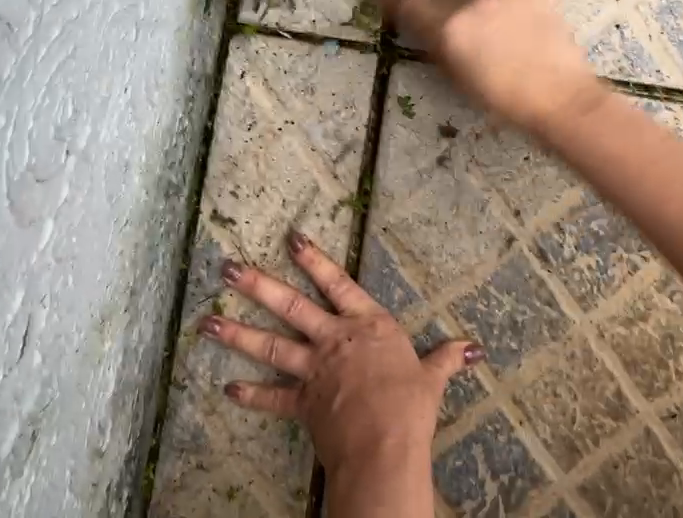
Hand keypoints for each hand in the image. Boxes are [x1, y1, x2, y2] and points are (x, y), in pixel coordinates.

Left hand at [201, 230, 482, 478]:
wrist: (385, 446)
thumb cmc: (410, 406)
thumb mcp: (432, 377)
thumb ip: (447, 357)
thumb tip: (475, 348)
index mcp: (367, 324)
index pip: (337, 283)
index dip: (314, 259)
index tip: (291, 238)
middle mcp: (334, 339)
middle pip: (291, 306)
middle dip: (258, 285)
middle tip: (228, 268)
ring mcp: (314, 370)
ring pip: (270, 346)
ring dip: (238, 333)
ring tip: (207, 320)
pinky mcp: (302, 404)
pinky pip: (273, 398)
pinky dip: (251, 395)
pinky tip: (229, 388)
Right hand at [378, 0, 608, 138]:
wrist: (561, 99)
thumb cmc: (505, 103)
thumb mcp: (460, 82)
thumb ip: (439, 50)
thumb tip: (428, 34)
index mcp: (450, 28)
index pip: (411, 5)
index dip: (393, 0)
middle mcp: (474, 3)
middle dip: (445, 12)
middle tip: (456, 36)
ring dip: (479, 12)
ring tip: (495, 41)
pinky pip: (511, 0)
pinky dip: (509, 13)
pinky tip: (521, 36)